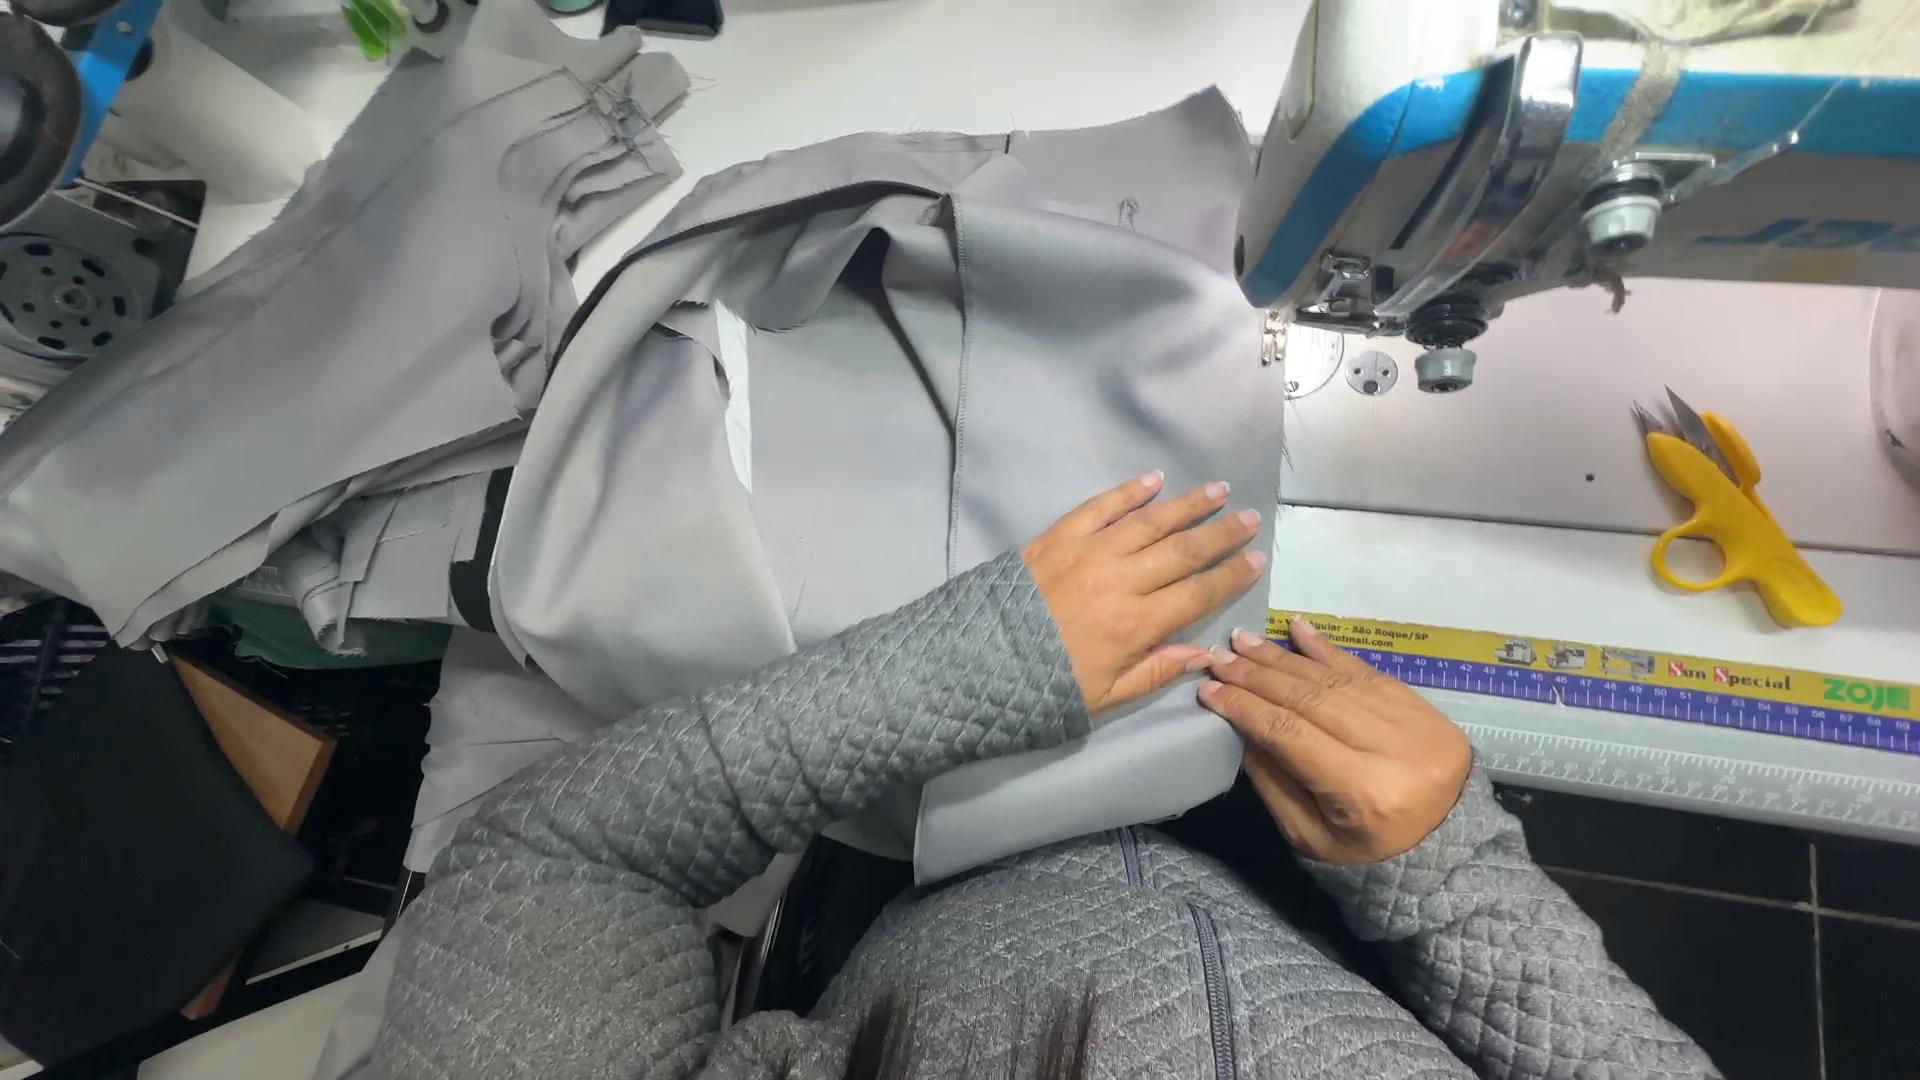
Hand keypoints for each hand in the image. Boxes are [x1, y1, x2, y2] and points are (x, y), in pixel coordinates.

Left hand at [1022, 471, 1264, 715]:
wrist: (980, 657)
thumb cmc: (1044, 681)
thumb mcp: (1104, 695)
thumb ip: (1156, 672)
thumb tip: (1205, 656)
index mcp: (1136, 624)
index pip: (1199, 594)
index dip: (1231, 577)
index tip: (1255, 560)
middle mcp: (1121, 580)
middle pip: (1183, 552)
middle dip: (1221, 534)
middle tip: (1249, 518)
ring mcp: (1090, 551)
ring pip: (1150, 522)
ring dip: (1187, 505)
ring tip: (1217, 491)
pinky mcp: (1060, 535)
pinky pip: (1101, 506)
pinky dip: (1128, 491)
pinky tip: (1153, 479)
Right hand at [1198, 619, 1471, 862]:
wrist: (1450, 850)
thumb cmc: (1366, 850)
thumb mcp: (1308, 833)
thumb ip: (1271, 777)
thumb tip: (1237, 724)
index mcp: (1364, 791)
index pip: (1289, 733)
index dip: (1244, 707)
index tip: (1207, 689)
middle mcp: (1392, 749)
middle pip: (1308, 699)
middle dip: (1255, 675)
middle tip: (1217, 656)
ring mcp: (1412, 723)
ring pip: (1332, 679)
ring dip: (1281, 656)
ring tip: (1242, 639)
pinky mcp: (1421, 707)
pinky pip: (1364, 669)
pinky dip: (1326, 648)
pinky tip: (1297, 628)